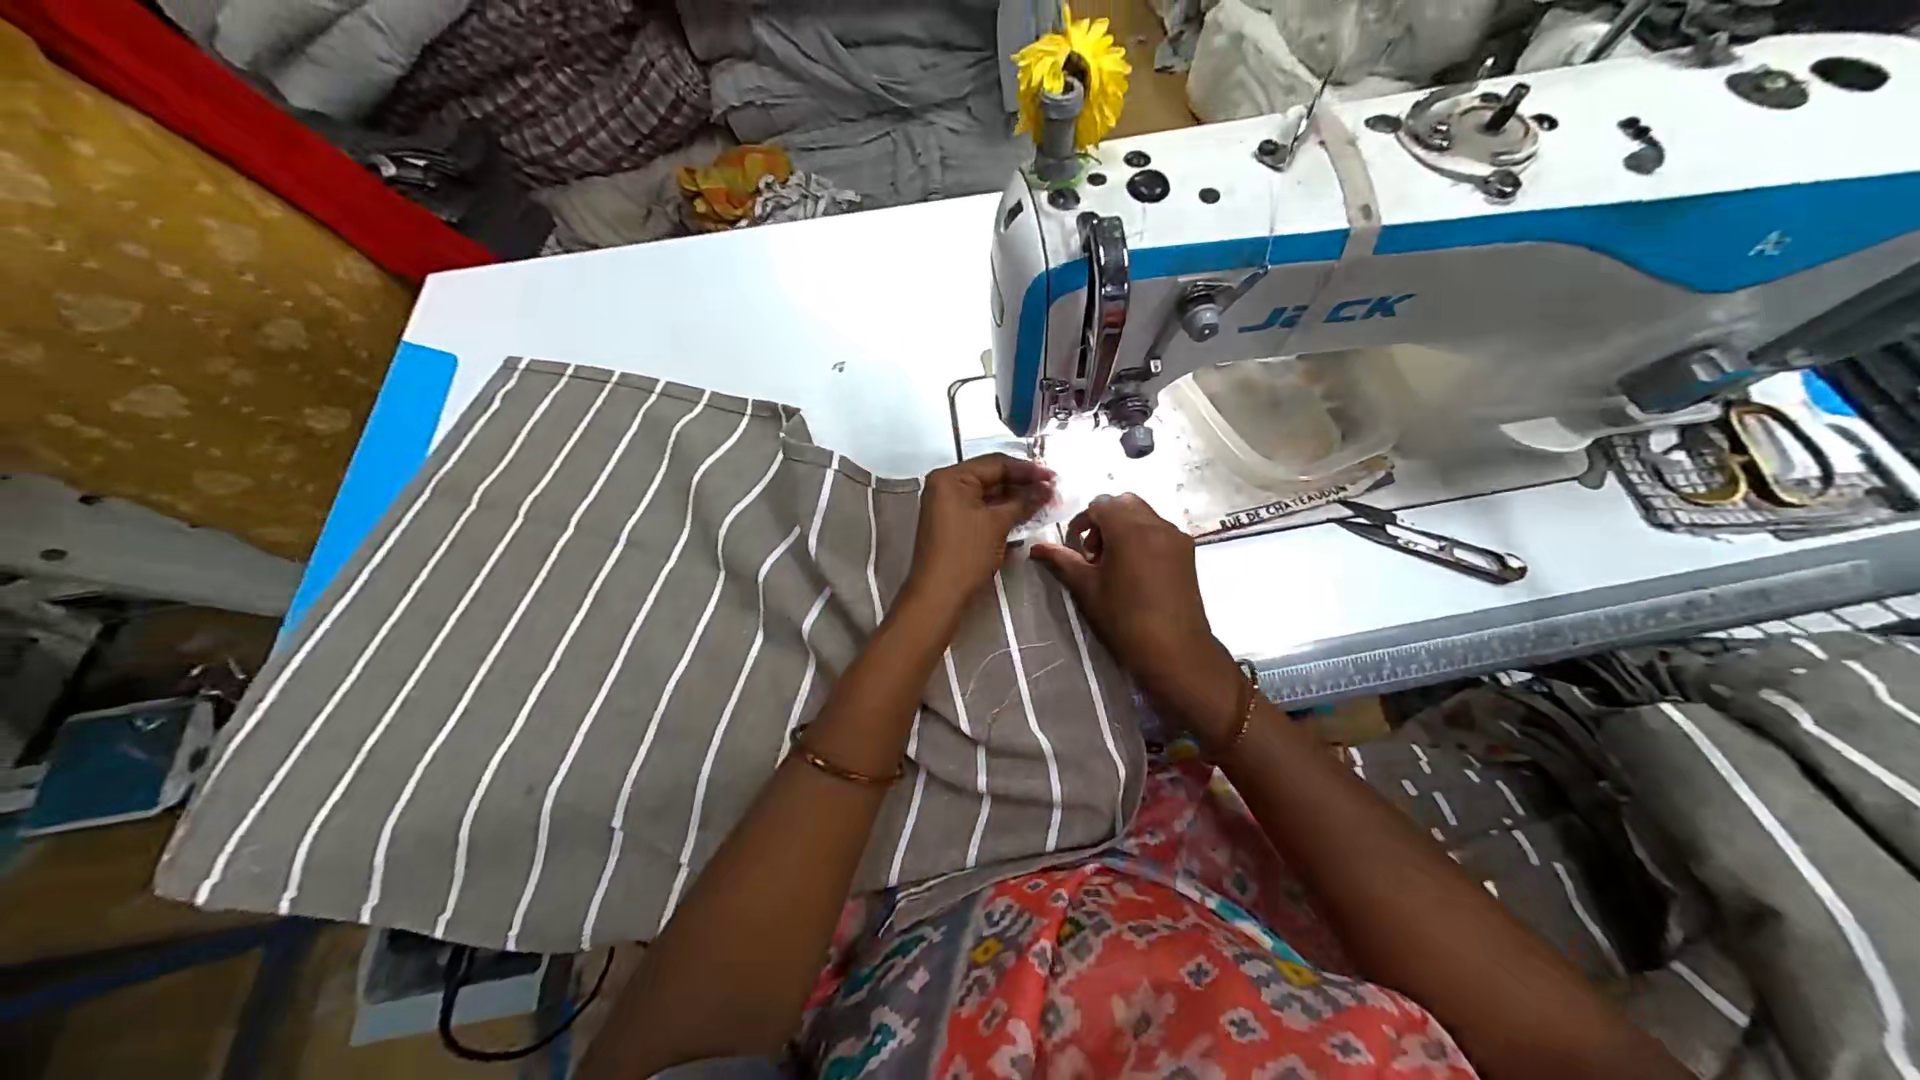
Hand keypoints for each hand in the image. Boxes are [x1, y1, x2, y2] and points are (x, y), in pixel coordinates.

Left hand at [904, 454, 1054, 613]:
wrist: (939, 594)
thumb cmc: (965, 554)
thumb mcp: (998, 523)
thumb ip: (1024, 501)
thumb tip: (1045, 489)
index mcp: (950, 478)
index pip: (996, 464)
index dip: (1027, 470)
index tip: (1052, 477)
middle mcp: (945, 486)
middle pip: (991, 478)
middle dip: (1022, 485)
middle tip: (1051, 491)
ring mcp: (947, 506)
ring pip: (988, 495)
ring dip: (1015, 500)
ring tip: (1043, 503)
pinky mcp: (953, 524)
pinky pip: (981, 510)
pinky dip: (1002, 513)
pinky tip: (1024, 516)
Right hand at [1031, 495, 1243, 741]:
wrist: (1174, 651)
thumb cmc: (1125, 620)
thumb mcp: (1087, 588)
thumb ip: (1062, 560)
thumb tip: (1036, 547)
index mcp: (1130, 529)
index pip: (1101, 504)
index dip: (1083, 521)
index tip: (1075, 546)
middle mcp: (1157, 525)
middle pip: (1125, 503)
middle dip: (1104, 520)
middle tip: (1093, 553)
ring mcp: (1176, 537)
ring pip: (1144, 515)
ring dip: (1124, 527)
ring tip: (1113, 563)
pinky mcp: (1187, 552)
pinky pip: (1159, 531)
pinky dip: (1142, 537)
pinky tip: (1134, 570)